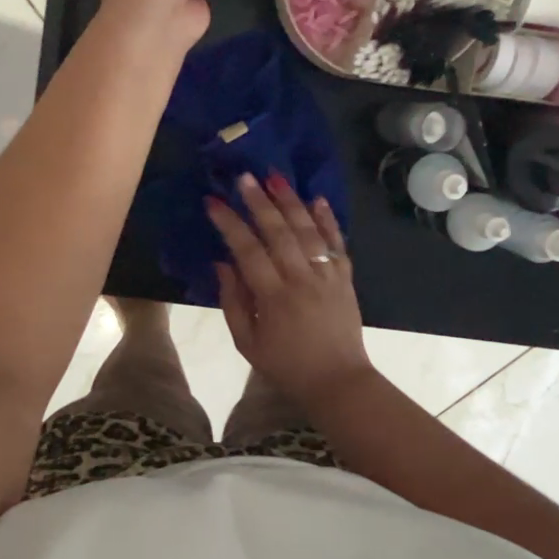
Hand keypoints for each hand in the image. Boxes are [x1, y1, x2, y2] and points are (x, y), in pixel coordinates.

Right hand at [207, 171, 374, 405]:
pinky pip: (337, 242)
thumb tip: (222, 263)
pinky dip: (328, 219)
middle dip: (260, 202)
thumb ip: (233, 301)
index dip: (229, 223)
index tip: (213, 202)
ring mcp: (328, 277)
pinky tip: (317, 198)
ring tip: (276, 177)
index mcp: (273, 298)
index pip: (247, 251)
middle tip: (244, 177)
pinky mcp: (345, 278)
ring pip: (308, 231)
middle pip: (279, 233)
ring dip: (291, 202)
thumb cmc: (285, 365)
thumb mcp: (247, 342)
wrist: (338, 381)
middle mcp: (302, 280)